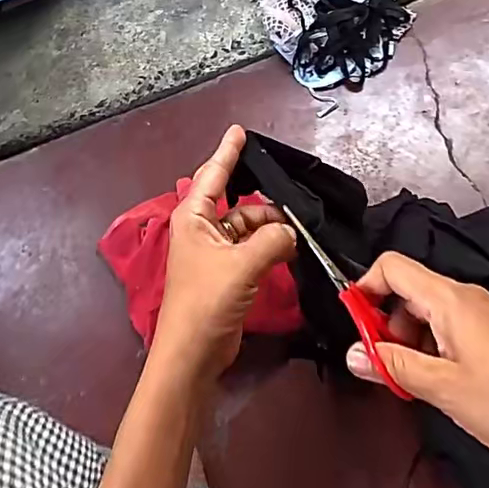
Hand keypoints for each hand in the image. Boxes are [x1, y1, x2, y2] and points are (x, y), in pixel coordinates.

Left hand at [155, 125, 297, 377]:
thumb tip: (291, 231)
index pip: (214, 174)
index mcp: (194, 217)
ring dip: (272, 229)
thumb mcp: (242, 265)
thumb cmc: (207, 302)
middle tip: (293, 200)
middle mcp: (202, 228)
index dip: (228, 151)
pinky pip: (253, 247)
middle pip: (239, 202)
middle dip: (265, 202)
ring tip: (296, 235)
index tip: (240, 131)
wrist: (192, 356)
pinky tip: (289, 249)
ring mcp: (215, 251)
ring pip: (250, 226)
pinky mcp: (227, 272)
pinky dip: (270, 246)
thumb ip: (273, 239)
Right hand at [345, 252, 488, 475]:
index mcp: (450, 298)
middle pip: (408, 288)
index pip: (392, 265)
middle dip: (386, 321)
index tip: (354, 326)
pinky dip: (433, 346)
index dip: (365, 288)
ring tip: (413, 381)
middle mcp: (466, 296)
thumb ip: (394, 366)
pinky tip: (440, 381)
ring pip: (428, 310)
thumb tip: (353, 353)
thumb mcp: (444, 389)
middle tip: (383, 365)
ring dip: (409, 338)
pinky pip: (450, 325)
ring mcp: (484, 312)